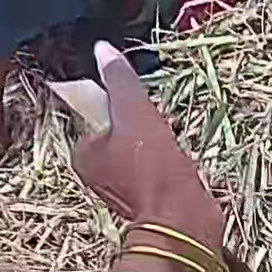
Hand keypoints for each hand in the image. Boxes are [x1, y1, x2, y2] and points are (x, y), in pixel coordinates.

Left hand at [74, 41, 224, 249]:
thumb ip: (120, 81)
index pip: (103, 115)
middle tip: (165, 125)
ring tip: (178, 143)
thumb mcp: (134, 113)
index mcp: (85, 156)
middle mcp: (101, 176)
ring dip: (165, 143)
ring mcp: (127, 191)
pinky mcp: (153, 202)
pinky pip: (162, 171)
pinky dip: (175, 164)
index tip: (146, 108)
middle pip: (125, 133)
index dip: (127, 106)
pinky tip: (187, 164)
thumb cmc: (152, 169)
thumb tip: (103, 50)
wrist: (183, 221)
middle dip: (149, 126)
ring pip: (146, 152)